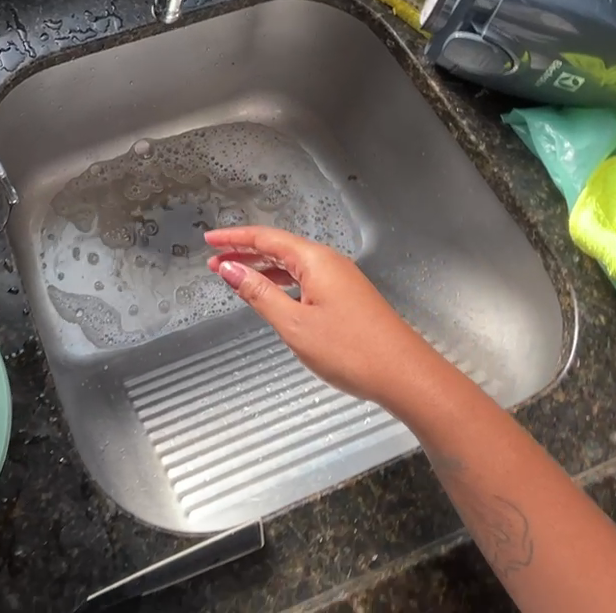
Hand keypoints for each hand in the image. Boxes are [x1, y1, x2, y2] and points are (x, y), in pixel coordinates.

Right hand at [205, 226, 427, 403]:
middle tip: (214, 259)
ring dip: (261, 268)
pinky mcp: (347, 296)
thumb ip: (258, 293)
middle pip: (278, 247)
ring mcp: (340, 278)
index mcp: (314, 260)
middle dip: (244, 252)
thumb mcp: (294, 323)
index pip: (265, 238)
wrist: (406, 376)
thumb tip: (229, 268)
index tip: (209, 240)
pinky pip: (305, 278)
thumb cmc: (351, 350)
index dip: (234, 238)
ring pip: (292, 264)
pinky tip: (271, 295)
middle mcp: (328, 262)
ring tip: (234, 276)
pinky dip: (281, 281)